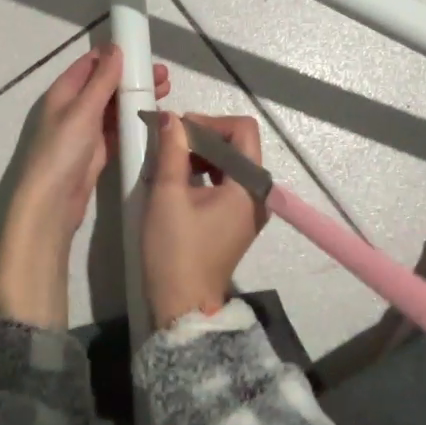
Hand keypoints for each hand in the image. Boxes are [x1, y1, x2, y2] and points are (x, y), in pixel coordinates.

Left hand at [0, 46, 170, 327]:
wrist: (52, 204)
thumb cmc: (62, 151)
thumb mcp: (82, 111)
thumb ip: (101, 81)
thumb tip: (115, 48)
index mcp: (63, 92)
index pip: (90, 64)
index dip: (114, 56)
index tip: (143, 51)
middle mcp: (73, 108)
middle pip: (105, 85)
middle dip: (132, 78)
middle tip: (165, 75)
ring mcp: (85, 131)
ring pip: (114, 107)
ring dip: (136, 98)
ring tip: (166, 91)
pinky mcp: (96, 152)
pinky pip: (118, 130)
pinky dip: (134, 122)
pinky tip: (155, 119)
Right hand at [142, 112, 267, 328]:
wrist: (182, 306)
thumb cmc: (176, 250)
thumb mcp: (168, 195)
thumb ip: (171, 150)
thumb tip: (171, 117)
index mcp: (249, 186)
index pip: (242, 130)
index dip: (209, 121)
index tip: (178, 131)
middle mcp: (257, 194)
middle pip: (237, 144)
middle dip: (202, 135)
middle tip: (168, 142)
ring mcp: (248, 209)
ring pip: (230, 161)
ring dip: (201, 152)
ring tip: (169, 160)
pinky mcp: (235, 220)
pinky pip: (226, 181)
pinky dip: (203, 171)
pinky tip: (177, 179)